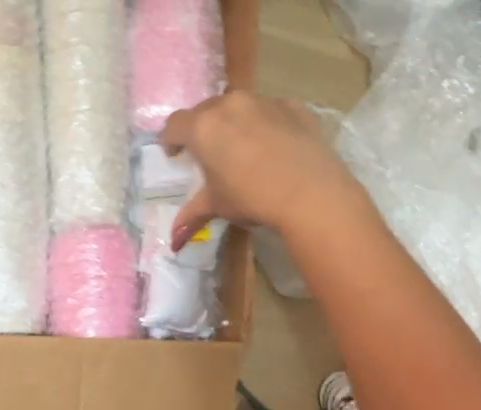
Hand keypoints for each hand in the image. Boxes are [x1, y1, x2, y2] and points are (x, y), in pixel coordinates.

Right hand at [160, 91, 363, 249]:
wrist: (309, 190)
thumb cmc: (251, 197)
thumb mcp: (217, 206)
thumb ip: (192, 214)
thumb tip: (174, 238)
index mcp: (203, 127)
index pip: (175, 125)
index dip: (171, 140)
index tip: (176, 155)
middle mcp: (230, 105)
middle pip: (206, 110)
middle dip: (202, 129)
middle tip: (209, 154)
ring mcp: (263, 101)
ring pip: (238, 106)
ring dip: (233, 123)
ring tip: (242, 149)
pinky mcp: (292, 105)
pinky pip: (269, 111)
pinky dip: (264, 124)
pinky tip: (272, 148)